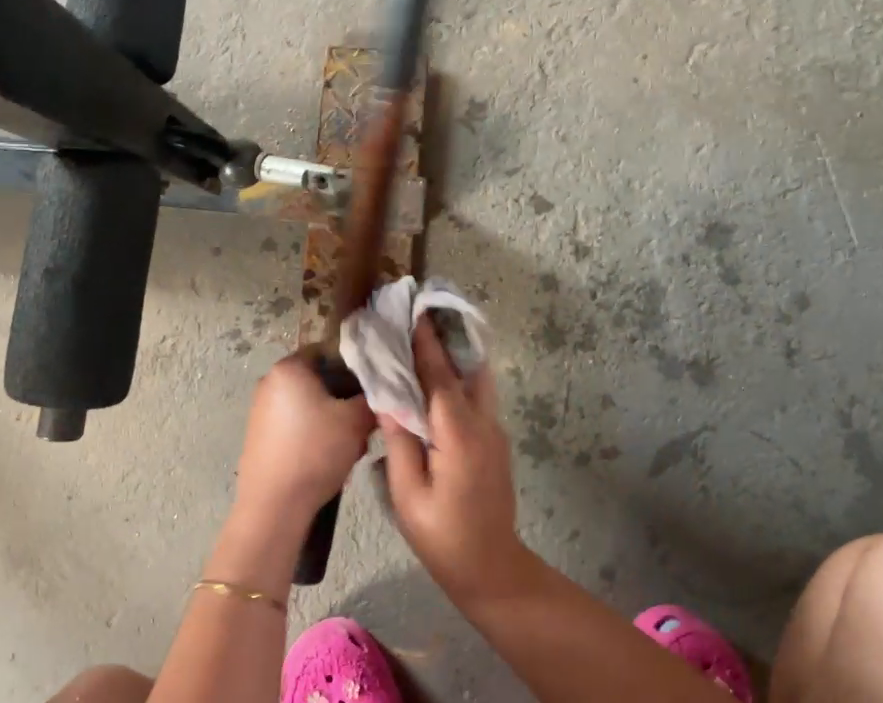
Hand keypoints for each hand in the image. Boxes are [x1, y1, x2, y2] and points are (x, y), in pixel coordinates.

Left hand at [234, 356, 375, 522]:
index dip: (355, 367)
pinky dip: (316, 435)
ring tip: (351, 447)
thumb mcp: (355, 422)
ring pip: (310, 405)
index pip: (327, 351)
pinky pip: (297, 424)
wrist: (274, 504)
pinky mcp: (261, 434)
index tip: (373, 388)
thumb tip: (382, 393)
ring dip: (334, 420)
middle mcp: (270, 381)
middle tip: (364, 423)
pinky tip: (330, 459)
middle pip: (319, 380)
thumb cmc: (315, 451)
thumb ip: (372, 400)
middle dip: (345, 399)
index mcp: (288, 367)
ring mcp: (261, 409)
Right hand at [381, 317, 527, 601]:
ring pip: (477, 380)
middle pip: (467, 369)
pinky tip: (437, 376)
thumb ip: (400, 441)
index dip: (425, 344)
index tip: (413, 312)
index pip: (440, 377)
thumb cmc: (442, 536)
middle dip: (446, 339)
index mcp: (460, 435)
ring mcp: (494, 432)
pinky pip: (477, 397)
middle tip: (421, 313)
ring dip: (455, 355)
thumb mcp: (408, 494)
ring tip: (427, 335)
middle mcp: (483, 424)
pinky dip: (459, 376)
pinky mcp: (494, 442)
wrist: (491, 569)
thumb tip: (388, 398)